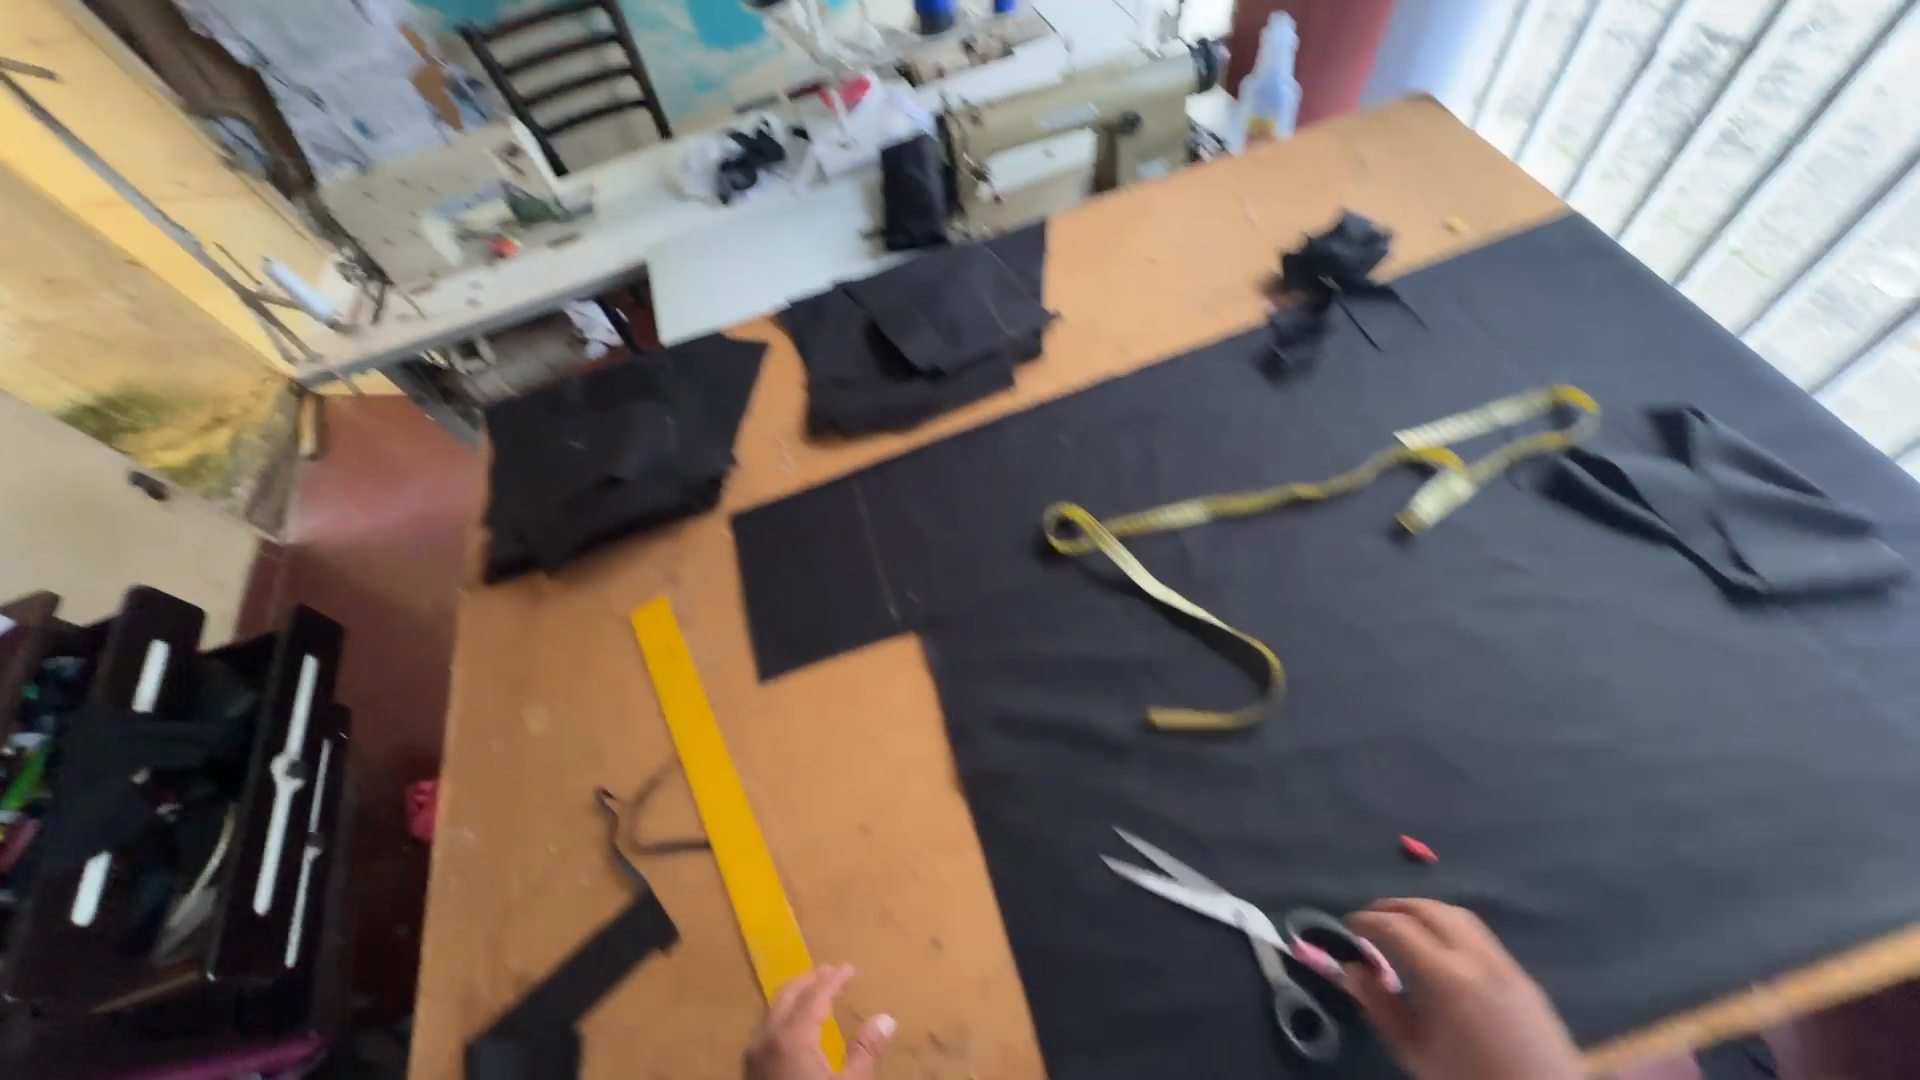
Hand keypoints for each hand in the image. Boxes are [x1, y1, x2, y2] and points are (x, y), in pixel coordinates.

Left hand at [744, 964, 894, 1079]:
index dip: (834, 978)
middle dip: (810, 980)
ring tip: (815, 996)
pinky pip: (765, 1031)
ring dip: (795, 998)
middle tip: (831, 973)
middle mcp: (766, 1040)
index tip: (850, 968)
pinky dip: (783, 1017)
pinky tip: (796, 1030)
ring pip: (772, 1011)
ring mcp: (752, 1058)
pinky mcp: (748, 1075)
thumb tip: (886, 1018)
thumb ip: (866, 1052)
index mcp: (791, 1037)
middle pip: (787, 995)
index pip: (815, 994)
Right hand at [1341, 899, 1583, 1079]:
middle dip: (1392, 907)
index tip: (1349, 927)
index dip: (1367, 920)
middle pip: (1427, 909)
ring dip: (1422, 911)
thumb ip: (1378, 1005)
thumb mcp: (1413, 1052)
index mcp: (1446, 979)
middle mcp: (1477, 960)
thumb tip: (1352, 969)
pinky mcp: (1523, 976)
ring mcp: (1505, 965)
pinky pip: (1479, 934)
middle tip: (1370, 920)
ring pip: (1457, 914)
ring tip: (1402, 927)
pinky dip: (1449, 927)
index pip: (1396, 927)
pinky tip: (1439, 949)